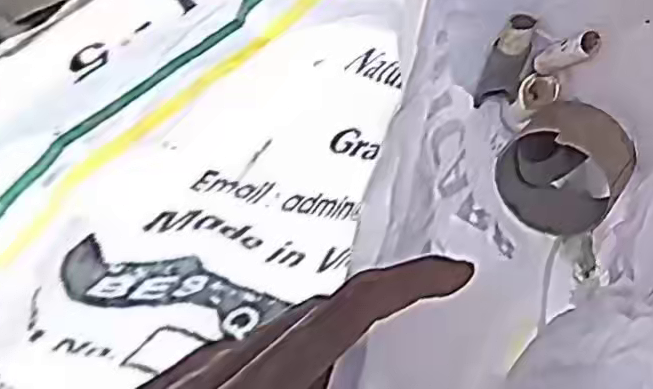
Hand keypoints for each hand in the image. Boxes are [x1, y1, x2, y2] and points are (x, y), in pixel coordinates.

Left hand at [142, 257, 472, 388]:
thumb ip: (338, 388)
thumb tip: (409, 373)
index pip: (346, 308)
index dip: (412, 281)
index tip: (454, 275)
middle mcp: (198, 386)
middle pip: (308, 313)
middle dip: (364, 315)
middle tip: (395, 339)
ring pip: (259, 330)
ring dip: (310, 337)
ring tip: (329, 372)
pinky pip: (206, 359)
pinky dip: (252, 358)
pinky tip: (259, 381)